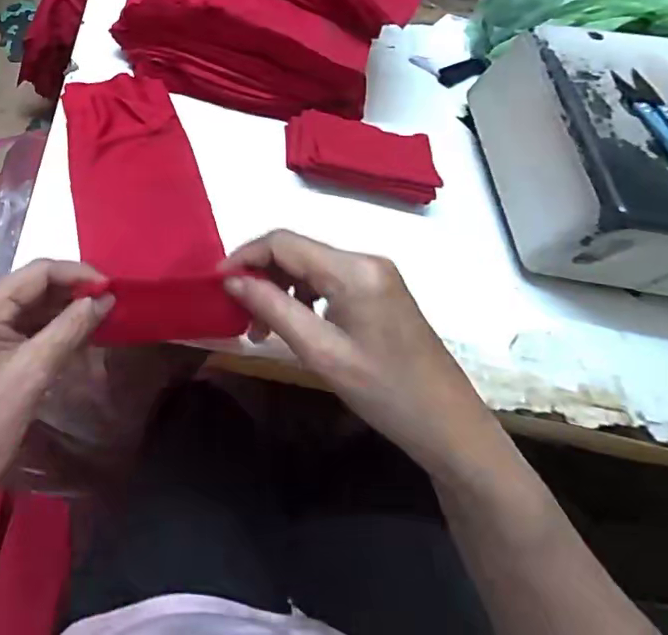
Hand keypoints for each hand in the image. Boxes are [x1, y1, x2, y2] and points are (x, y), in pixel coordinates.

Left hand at [0, 261, 112, 509]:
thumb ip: (71, 327)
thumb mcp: (35, 371)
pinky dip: (54, 326)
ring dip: (66, 308)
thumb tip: (105, 298)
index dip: (78, 274)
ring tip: (102, 314)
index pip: (38, 271)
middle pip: (35, 284)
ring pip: (33, 305)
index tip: (112, 286)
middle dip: (74, 290)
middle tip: (111, 300)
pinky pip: (27, 325)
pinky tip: (80, 332)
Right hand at [222, 231, 503, 477]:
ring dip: (281, 288)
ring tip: (263, 330)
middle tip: (239, 315)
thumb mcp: (322, 353)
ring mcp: (377, 274)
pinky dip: (305, 296)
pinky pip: (330, 280)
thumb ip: (274, 309)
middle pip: (298, 250)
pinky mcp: (382, 290)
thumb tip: (233, 280)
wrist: (451, 427)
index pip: (284, 241)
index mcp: (353, 270)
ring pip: (312, 265)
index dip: (245, 256)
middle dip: (262, 275)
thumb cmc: (386, 393)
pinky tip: (297, 325)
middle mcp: (365, 260)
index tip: (216, 283)